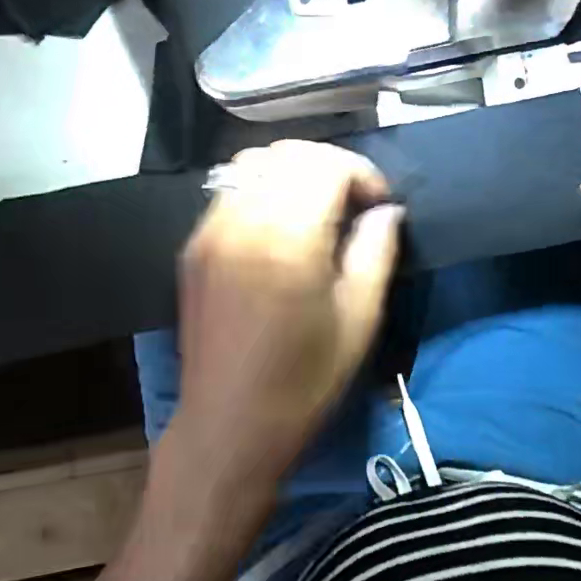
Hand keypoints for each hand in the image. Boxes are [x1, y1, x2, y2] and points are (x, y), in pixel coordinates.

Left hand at [176, 141, 403, 467]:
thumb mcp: (359, 319)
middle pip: (290, 154)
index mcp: (289, 241)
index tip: (378, 205)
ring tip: (319, 207)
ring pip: (254, 162)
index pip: (327, 166)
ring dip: (295, 170)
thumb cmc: (305, 380)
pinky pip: (230, 188)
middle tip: (354, 203)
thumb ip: (376, 251)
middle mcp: (242, 222)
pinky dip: (263, 186)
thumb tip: (387, 211)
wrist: (228, 426)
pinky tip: (282, 223)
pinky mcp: (194, 245)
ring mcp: (210, 231)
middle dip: (332, 166)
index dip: (363, 174)